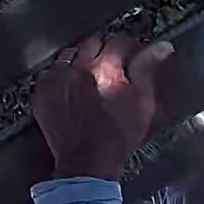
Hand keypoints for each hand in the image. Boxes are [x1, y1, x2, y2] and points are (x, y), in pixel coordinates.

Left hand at [32, 35, 174, 180]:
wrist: (86, 162)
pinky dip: (62, 75)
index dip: (131, 47)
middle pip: (93, 43)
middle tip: (114, 69)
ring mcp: (56, 78)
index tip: (135, 56)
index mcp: (106, 67)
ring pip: (70, 54)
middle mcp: (78, 66)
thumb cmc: (119, 134)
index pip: (120, 41)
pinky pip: (52, 71)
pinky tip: (71, 89)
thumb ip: (147, 69)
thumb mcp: (142, 102)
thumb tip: (162, 46)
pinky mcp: (41, 91)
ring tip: (90, 77)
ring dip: (81, 60)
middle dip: (105, 51)